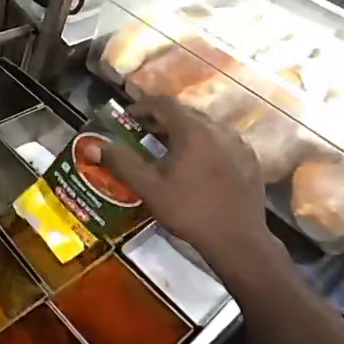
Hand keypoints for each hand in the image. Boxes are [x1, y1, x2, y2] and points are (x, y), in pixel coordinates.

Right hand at [80, 95, 277, 271]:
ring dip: (183, 131)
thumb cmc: (189, 210)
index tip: (127, 117)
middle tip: (143, 133)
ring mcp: (239, 145)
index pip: (164, 103)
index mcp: (193, 131)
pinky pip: (222, 142)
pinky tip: (196, 166)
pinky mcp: (250, 161)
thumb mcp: (148, 187)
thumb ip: (121, 162)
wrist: (237, 240)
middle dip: (161, 119)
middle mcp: (219, 130)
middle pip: (186, 113)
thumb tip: (93, 146)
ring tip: (168, 149)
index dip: (142, 105)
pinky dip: (203, 144)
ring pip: (205, 127)